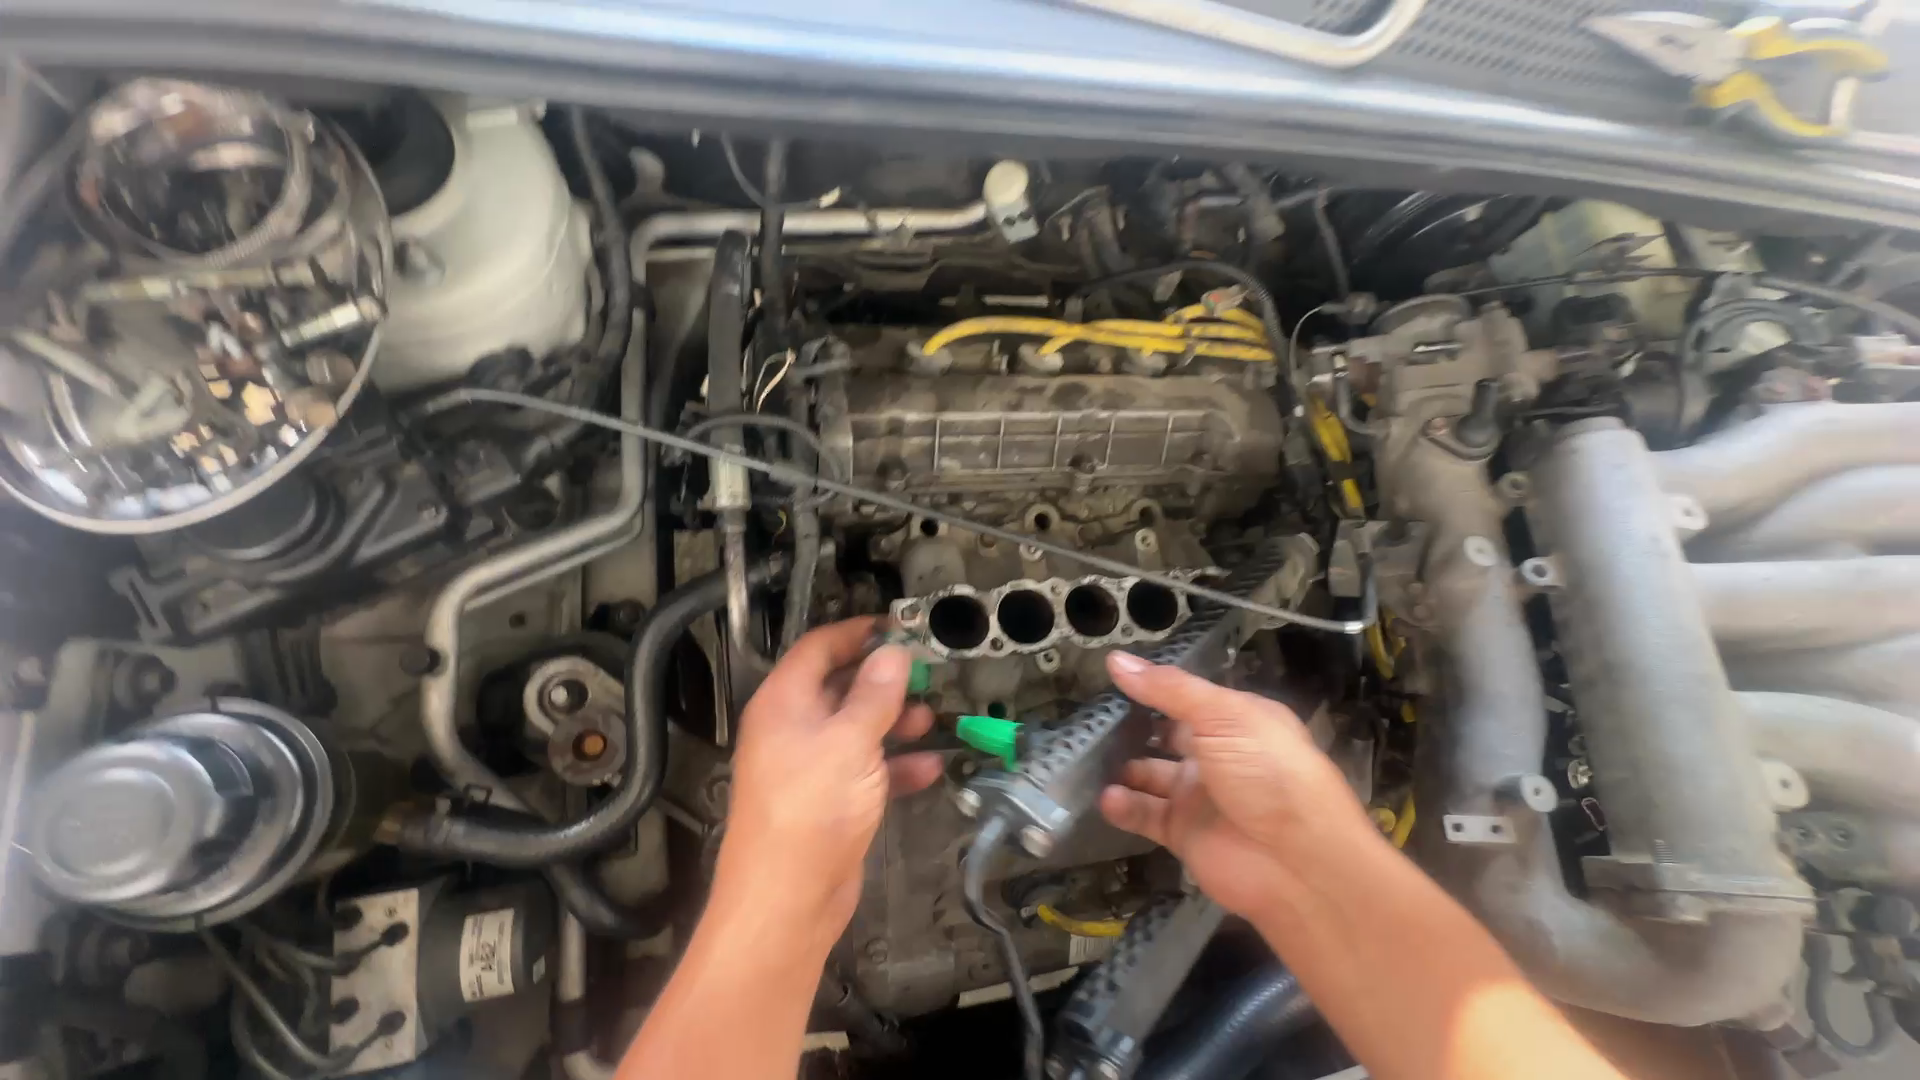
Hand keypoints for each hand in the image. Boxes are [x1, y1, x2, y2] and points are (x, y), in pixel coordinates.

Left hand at [714, 619, 943, 937]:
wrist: (787, 901)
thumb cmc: (810, 811)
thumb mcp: (850, 742)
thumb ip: (875, 694)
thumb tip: (893, 652)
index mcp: (785, 702)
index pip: (819, 648)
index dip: (857, 633)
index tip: (897, 627)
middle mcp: (794, 728)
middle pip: (841, 686)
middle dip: (884, 681)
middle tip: (925, 676)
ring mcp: (811, 766)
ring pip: (857, 729)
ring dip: (894, 722)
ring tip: (930, 719)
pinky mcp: (829, 800)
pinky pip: (866, 769)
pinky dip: (896, 766)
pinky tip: (929, 768)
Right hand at [1098, 651, 1388, 922]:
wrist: (1299, 865)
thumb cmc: (1268, 773)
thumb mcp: (1222, 716)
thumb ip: (1168, 689)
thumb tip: (1116, 660)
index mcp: (1235, 720)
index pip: (1187, 696)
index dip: (1153, 687)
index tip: (1111, 677)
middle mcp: (1216, 754)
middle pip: (1165, 734)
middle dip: (1131, 726)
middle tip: (1089, 717)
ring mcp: (1199, 795)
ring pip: (1149, 774)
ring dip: (1122, 766)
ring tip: (1085, 755)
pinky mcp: (1184, 832)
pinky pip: (1145, 814)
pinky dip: (1123, 806)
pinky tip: (1106, 796)